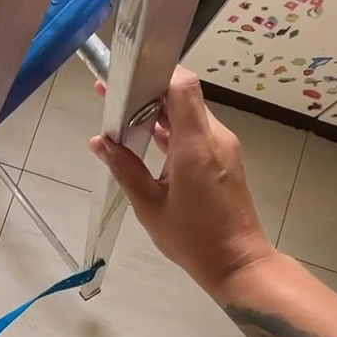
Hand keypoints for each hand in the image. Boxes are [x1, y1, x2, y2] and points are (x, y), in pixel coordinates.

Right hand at [89, 66, 275, 294]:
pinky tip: (141, 140)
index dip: (155, 73)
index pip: (181, 86)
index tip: (124, 75)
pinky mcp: (220, 158)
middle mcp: (214, 137)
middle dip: (145, 92)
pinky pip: (192, 133)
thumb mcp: (148, 205)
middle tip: (109, 95)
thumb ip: (124, 168)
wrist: (237, 262)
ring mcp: (220, 147)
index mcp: (196, 144)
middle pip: (181, 96)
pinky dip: (167, 130)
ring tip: (118, 117)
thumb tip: (99, 142)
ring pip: (186, 114)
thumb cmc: (191, 238)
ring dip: (154, 112)